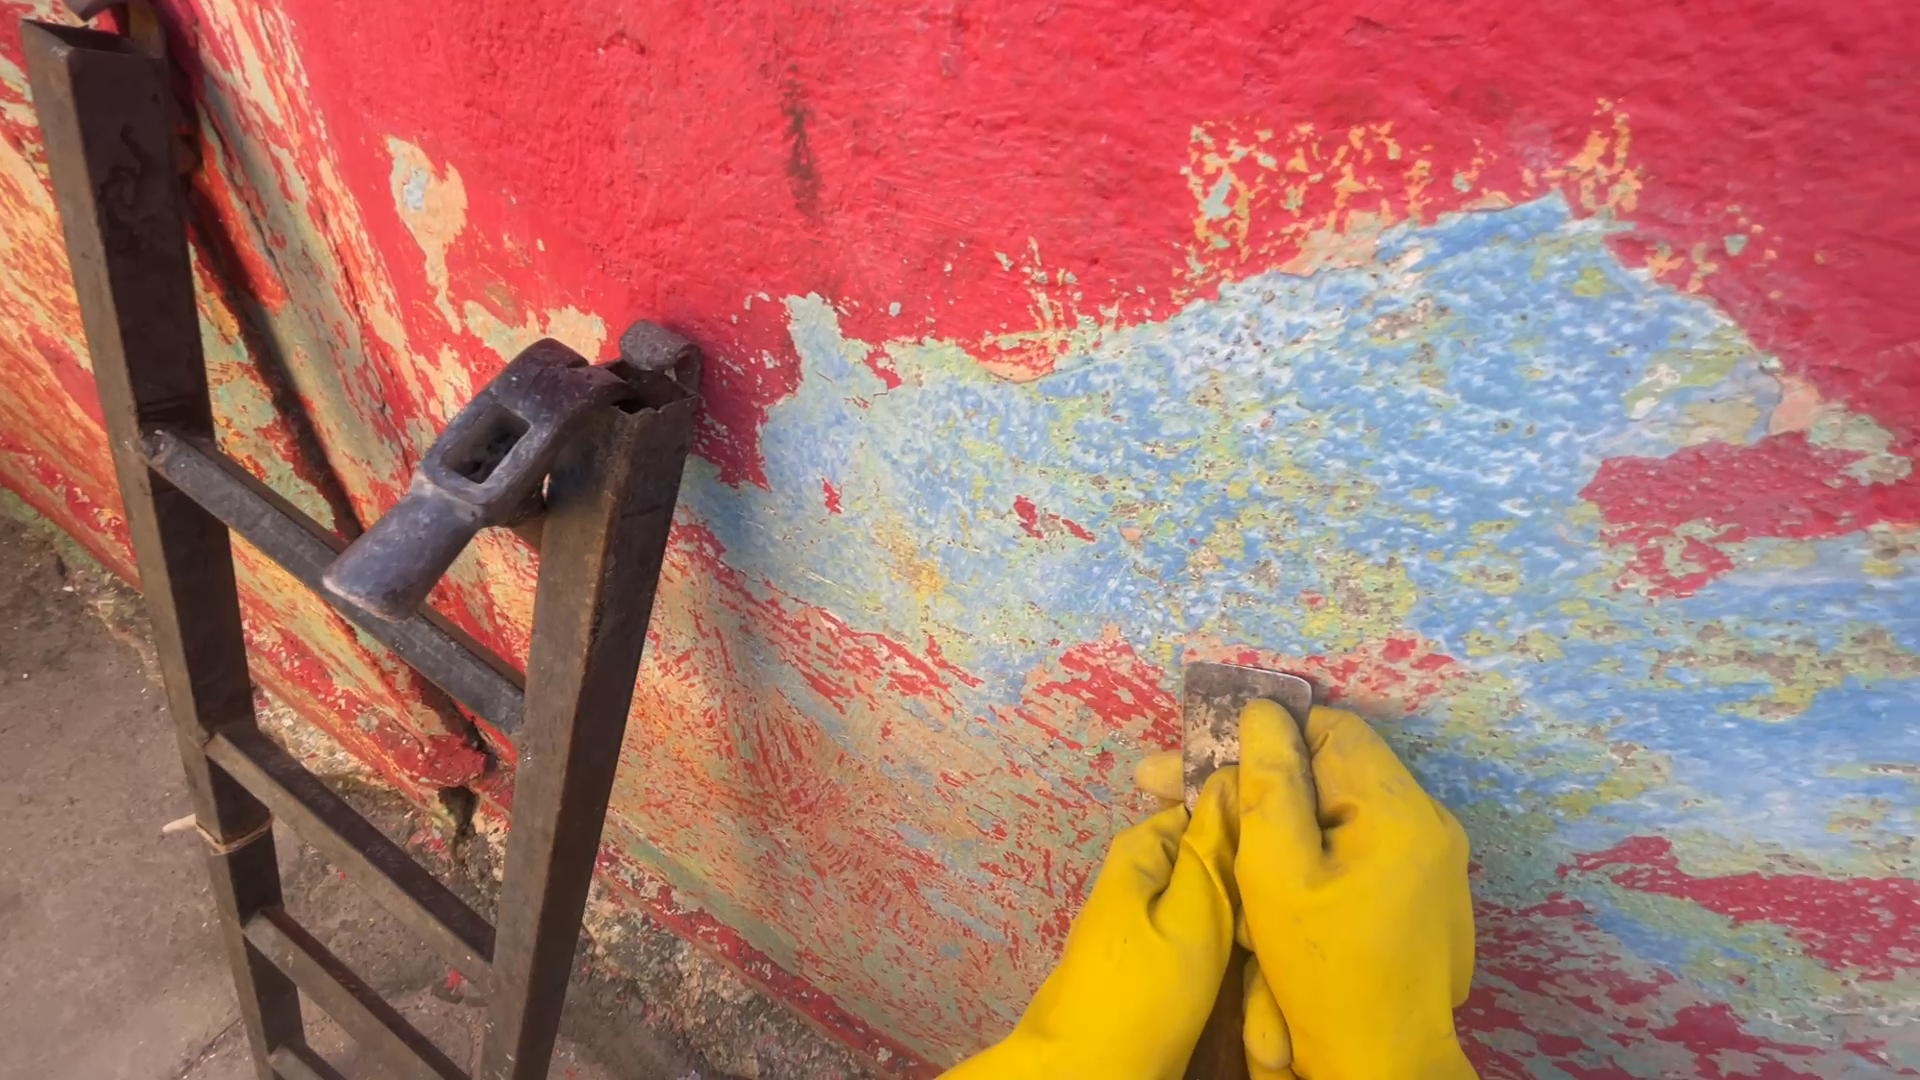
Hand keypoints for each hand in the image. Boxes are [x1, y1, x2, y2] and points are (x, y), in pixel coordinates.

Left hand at [943, 769, 1239, 1079]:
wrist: (1093, 1069)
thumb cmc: (1145, 990)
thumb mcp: (1191, 914)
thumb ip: (1212, 848)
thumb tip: (1230, 778)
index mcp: (1144, 844)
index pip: (1209, 806)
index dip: (1252, 829)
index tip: (1285, 862)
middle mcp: (1145, 868)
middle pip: (1216, 857)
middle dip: (1248, 888)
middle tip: (1270, 929)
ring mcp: (1152, 911)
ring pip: (1218, 901)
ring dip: (1244, 928)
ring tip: (1258, 964)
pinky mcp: (1162, 949)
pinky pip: (1207, 934)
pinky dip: (1229, 954)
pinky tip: (1248, 979)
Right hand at [1236, 700, 1475, 1078]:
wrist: (1381, 1064)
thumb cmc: (1323, 967)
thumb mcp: (1276, 867)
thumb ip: (1268, 780)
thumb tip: (1260, 712)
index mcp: (1399, 810)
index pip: (1332, 728)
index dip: (1272, 733)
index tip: (1219, 759)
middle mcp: (1426, 820)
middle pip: (1329, 766)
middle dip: (1256, 774)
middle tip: (1179, 786)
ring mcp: (1428, 853)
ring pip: (1333, 800)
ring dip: (1272, 806)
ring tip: (1212, 828)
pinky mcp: (1417, 882)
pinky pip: (1349, 833)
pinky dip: (1301, 835)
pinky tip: (1257, 857)